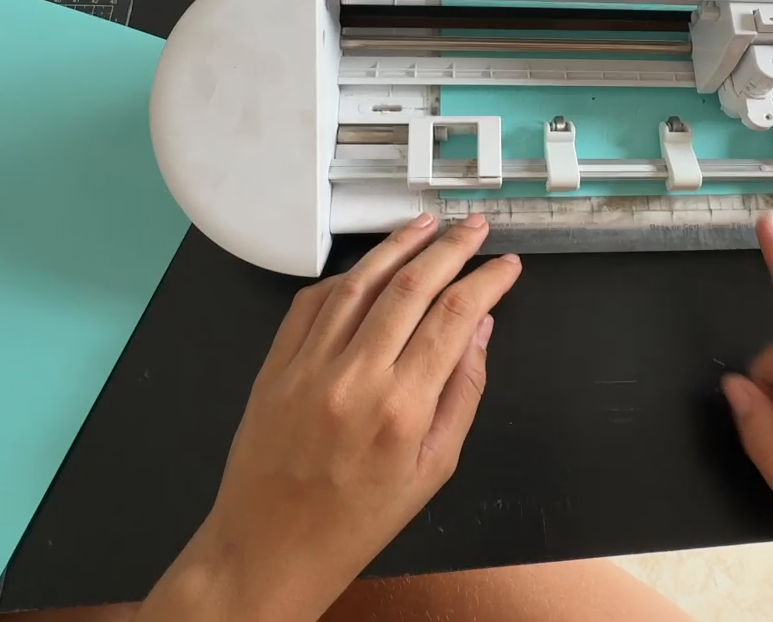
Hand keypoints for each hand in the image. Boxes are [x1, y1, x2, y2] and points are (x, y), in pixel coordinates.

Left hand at [138, 214, 521, 621]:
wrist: (266, 549)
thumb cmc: (358, 519)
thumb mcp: (433, 469)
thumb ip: (464, 392)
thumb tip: (481, 328)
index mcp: (401, 408)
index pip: (454, 317)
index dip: (487, 281)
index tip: (506, 266)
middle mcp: (355, 376)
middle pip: (411, 286)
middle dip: (451, 247)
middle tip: (474, 227)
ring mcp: (309, 364)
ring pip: (361, 281)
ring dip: (399, 244)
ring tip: (428, 223)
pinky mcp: (277, 362)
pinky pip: (314, 300)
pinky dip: (348, 275)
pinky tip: (370, 264)